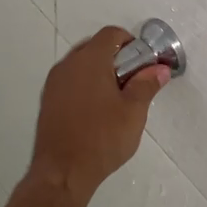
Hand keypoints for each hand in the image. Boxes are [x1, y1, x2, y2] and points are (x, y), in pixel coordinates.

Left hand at [28, 26, 169, 200]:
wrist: (62, 172)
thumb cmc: (102, 138)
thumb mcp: (133, 112)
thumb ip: (147, 84)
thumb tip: (159, 68)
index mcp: (89, 60)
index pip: (111, 34)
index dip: (131, 42)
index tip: (143, 63)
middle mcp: (68, 65)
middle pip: (94, 47)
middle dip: (115, 59)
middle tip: (132, 82)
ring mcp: (53, 83)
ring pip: (80, 65)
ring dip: (99, 73)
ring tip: (115, 100)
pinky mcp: (47, 101)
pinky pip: (69, 82)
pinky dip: (84, 87)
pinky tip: (95, 113)